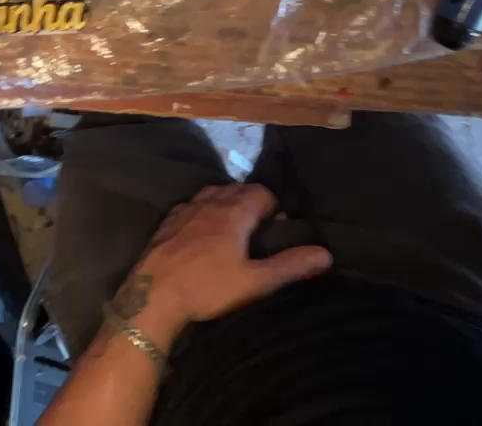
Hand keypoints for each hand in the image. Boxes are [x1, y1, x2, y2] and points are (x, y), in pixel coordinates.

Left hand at [111, 183, 332, 344]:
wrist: (156, 293)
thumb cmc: (209, 286)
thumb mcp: (255, 282)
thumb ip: (289, 265)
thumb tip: (325, 253)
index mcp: (233, 212)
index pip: (261, 192)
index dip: (275, 206)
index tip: (279, 228)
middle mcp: (210, 201)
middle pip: (237, 188)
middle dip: (253, 201)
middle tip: (261, 229)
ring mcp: (186, 208)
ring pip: (213, 192)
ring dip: (228, 202)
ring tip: (236, 228)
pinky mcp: (169, 219)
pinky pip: (193, 203)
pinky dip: (205, 209)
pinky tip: (205, 230)